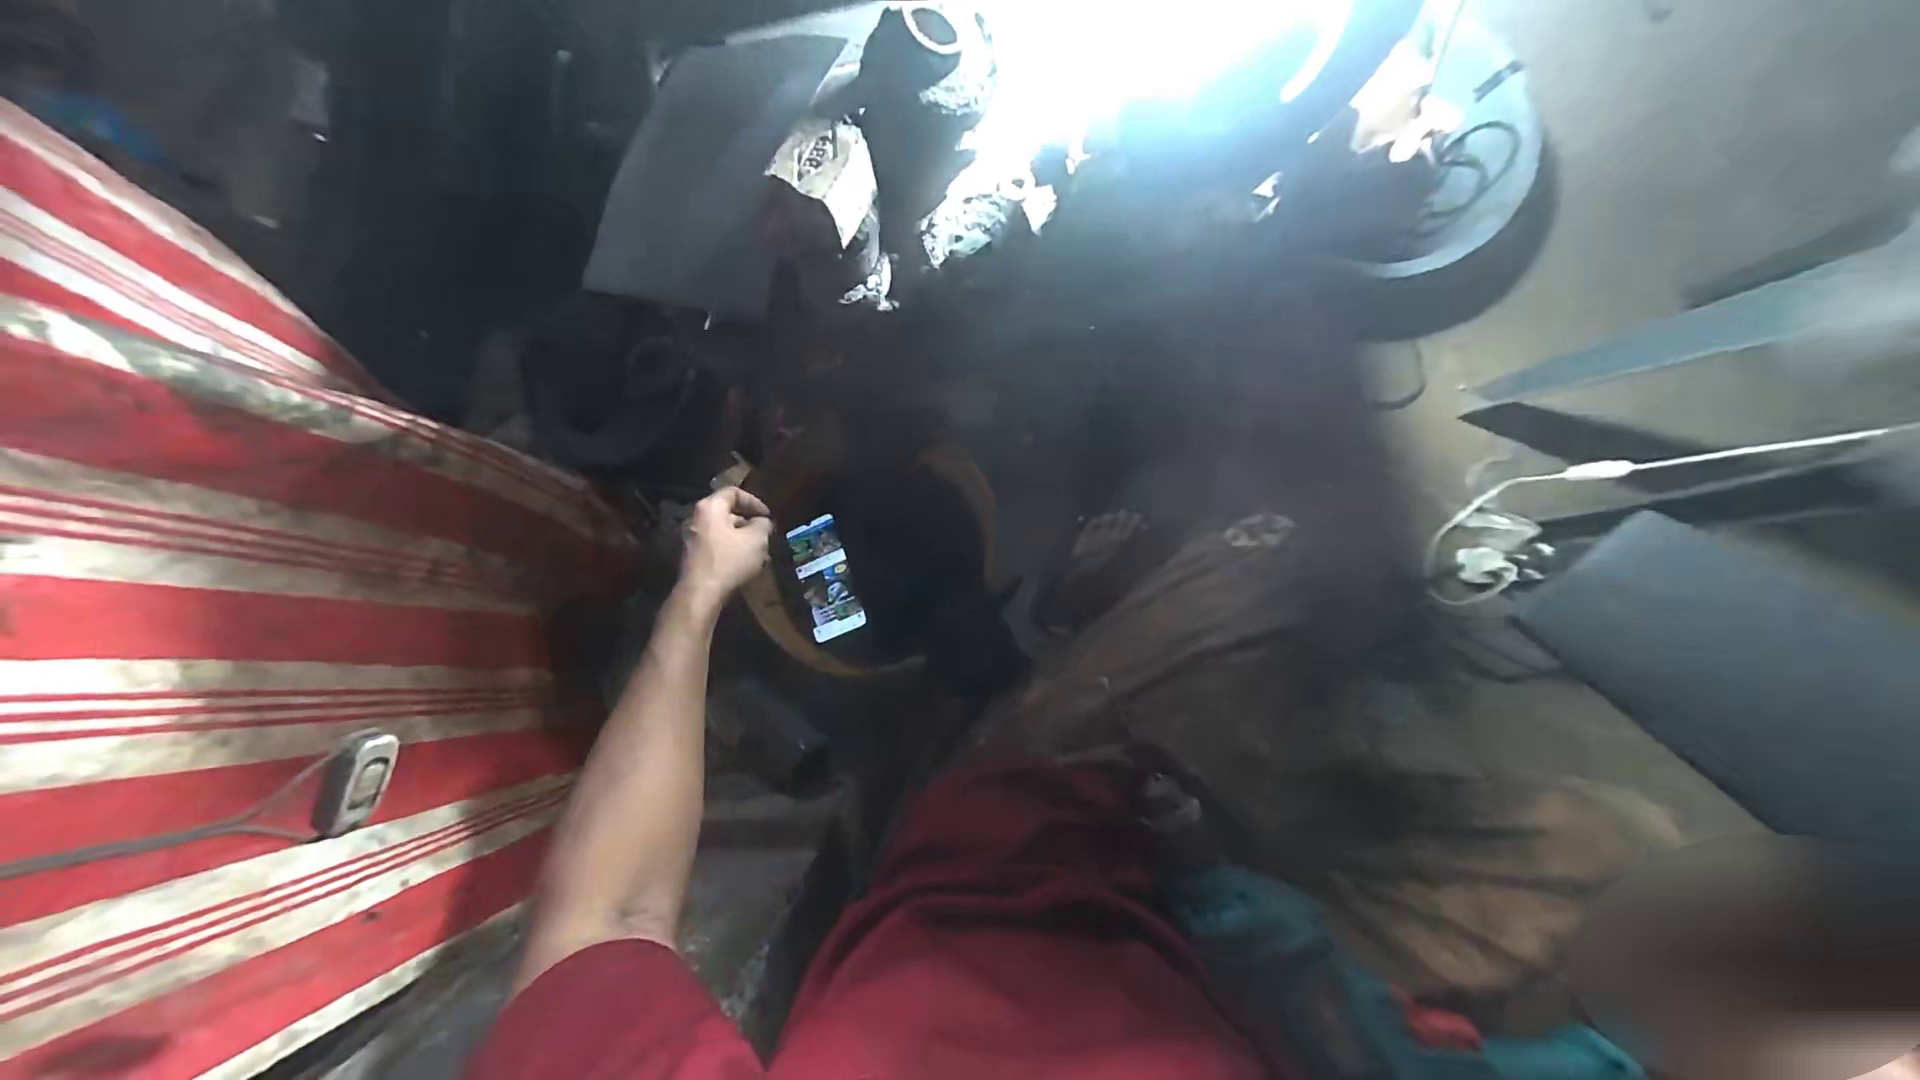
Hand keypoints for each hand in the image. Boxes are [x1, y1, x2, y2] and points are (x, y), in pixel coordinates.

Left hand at [679, 487, 772, 608]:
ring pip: (723, 531)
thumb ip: (763, 525)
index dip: (754, 501)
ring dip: (743, 539)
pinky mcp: (693, 556)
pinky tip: (745, 565)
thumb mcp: (757, 540)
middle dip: (750, 523)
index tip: (767, 516)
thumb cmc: (730, 561)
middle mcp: (696, 519)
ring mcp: (692, 538)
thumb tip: (762, 522)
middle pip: (727, 513)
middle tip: (765, 535)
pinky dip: (732, 550)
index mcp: (710, 508)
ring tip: (760, 553)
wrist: (701, 593)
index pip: (733, 492)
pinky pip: (716, 546)